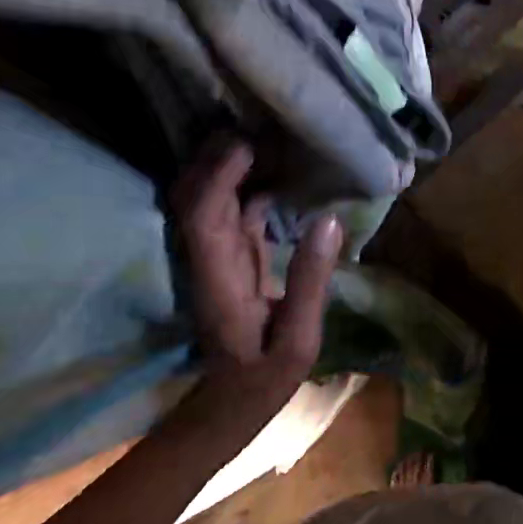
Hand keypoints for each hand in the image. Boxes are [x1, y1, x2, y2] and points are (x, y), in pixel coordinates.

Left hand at [171, 141, 340, 415]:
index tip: (248, 144)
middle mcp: (208, 256)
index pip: (202, 214)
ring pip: (210, 195)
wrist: (233, 401)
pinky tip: (278, 167)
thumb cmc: (265, 376)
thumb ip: (310, 281)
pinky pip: (232, 206)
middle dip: (217, 155)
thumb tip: (327, 221)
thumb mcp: (299, 339)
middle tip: (259, 122)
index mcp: (217, 275)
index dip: (218, 175)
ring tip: (270, 134)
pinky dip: (248, 181)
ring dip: (230, 163)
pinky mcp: (230, 253)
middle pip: (195, 194)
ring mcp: (217, 252)